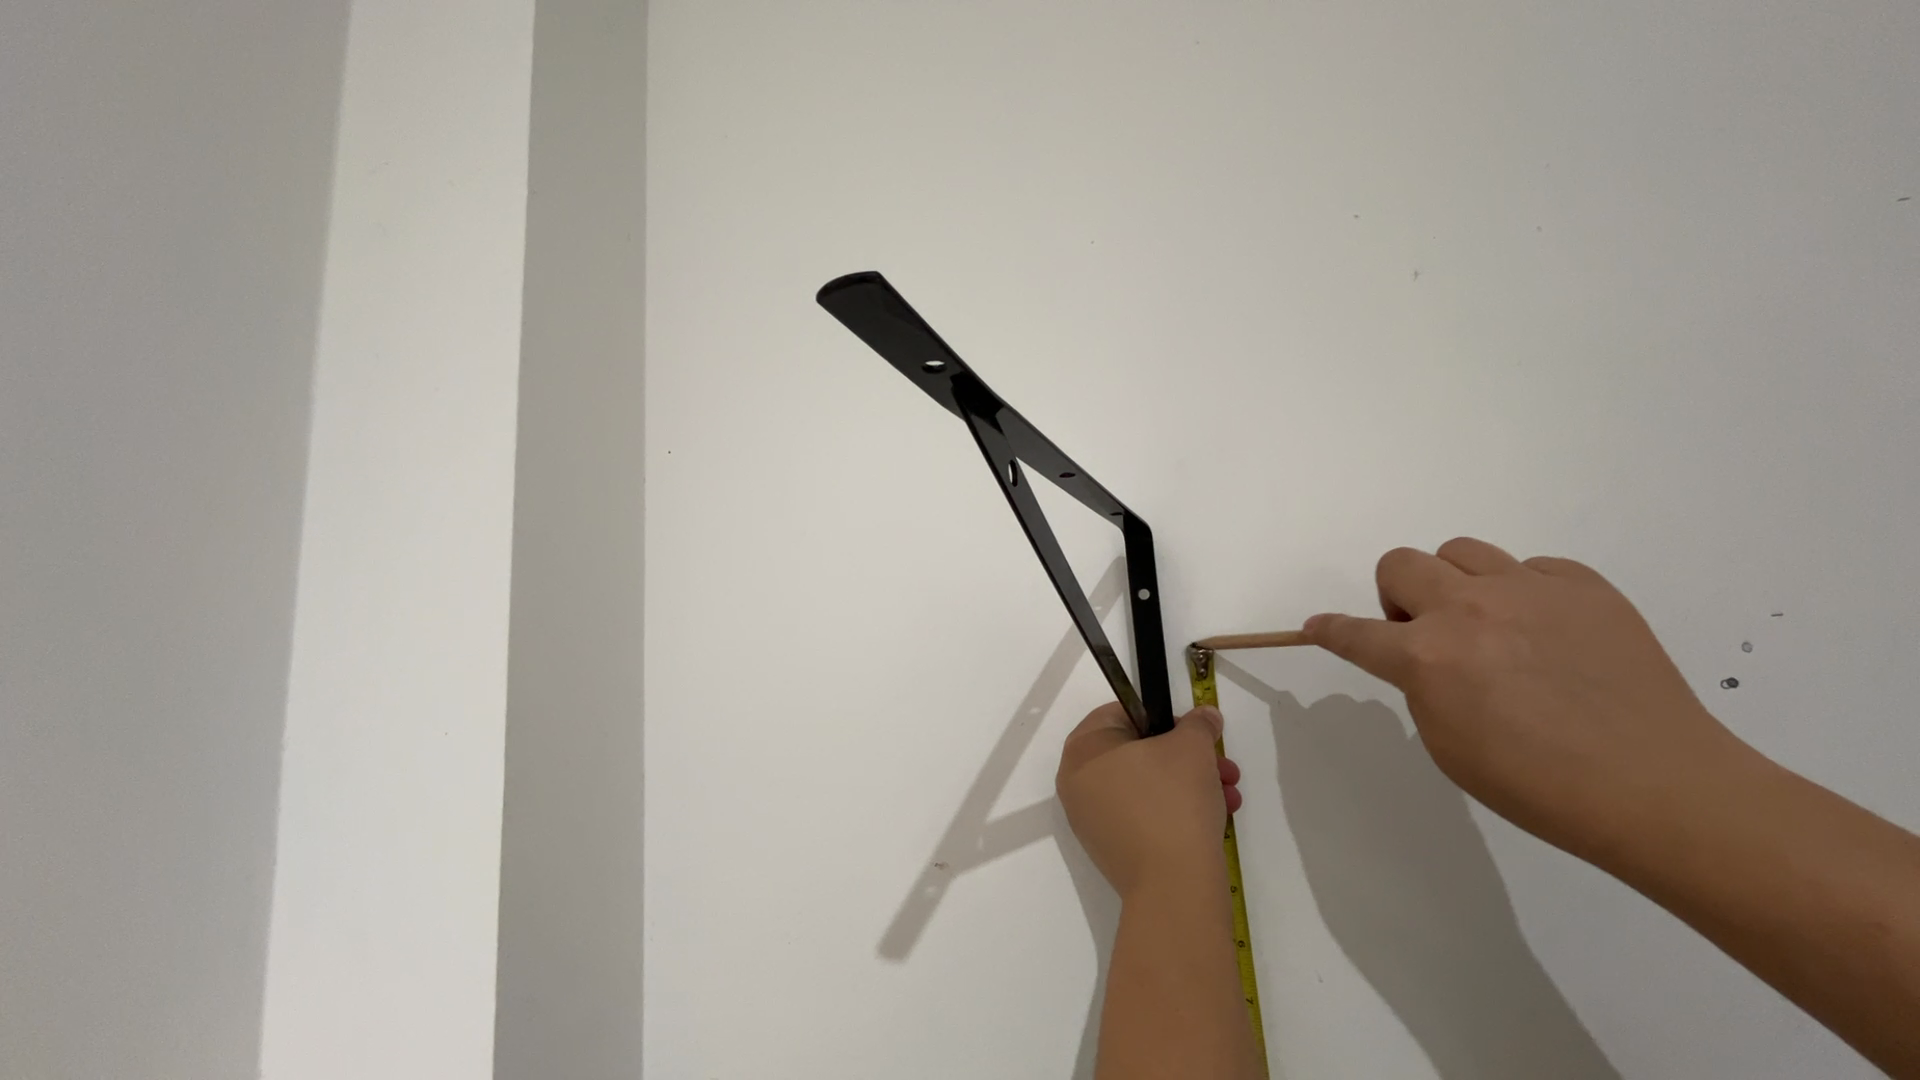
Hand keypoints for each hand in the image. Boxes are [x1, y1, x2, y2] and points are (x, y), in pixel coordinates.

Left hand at [1056, 703, 1240, 896]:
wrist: (1174, 886)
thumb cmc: (1173, 800)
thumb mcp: (1192, 747)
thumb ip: (1197, 724)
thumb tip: (1204, 717)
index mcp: (1083, 750)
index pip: (1121, 714)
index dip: (1164, 717)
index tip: (1195, 733)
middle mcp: (1078, 783)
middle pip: (1138, 753)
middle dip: (1188, 757)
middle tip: (1223, 767)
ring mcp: (1092, 819)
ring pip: (1147, 786)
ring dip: (1191, 784)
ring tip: (1228, 795)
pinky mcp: (1112, 849)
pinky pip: (1145, 816)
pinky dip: (1177, 811)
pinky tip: (1215, 818)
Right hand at [1300, 537, 1747, 861]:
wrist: (1657, 786)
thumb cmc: (1538, 786)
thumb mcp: (1448, 745)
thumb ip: (1422, 686)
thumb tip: (1426, 660)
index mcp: (1426, 657)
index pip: (1354, 633)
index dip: (1331, 630)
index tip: (1319, 627)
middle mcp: (1468, 609)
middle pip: (1400, 564)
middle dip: (1398, 598)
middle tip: (1427, 636)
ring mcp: (1529, 590)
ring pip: (1460, 551)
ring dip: (1456, 585)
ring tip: (1488, 627)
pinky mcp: (1585, 587)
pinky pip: (1532, 568)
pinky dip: (1524, 594)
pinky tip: (1549, 635)